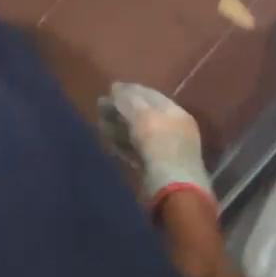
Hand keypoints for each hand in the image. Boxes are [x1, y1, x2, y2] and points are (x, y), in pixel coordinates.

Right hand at [99, 82, 213, 209]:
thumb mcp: (142, 115)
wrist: (173, 189)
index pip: (150, 94)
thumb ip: (127, 98)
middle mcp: (173, 129)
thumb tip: (115, 87)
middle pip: (142, 113)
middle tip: (100, 108)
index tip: (109, 90)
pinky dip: (122, 144)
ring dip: (118, 127)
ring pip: (137, 132)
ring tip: (100, 125)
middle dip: (120, 109)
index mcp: (175, 113)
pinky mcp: (156, 166)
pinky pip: (136, 149)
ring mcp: (165, 148)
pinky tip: (110, 143)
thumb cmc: (159, 144)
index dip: (129, 90)